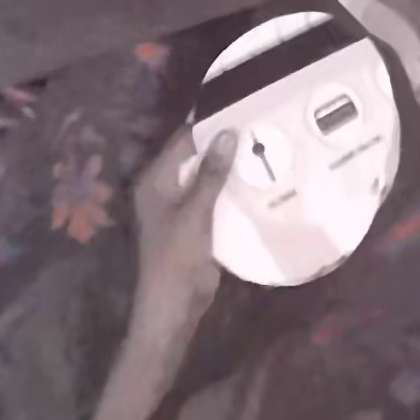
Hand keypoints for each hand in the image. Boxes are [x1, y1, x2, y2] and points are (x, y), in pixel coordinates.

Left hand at [130, 127, 237, 337]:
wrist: (173, 312)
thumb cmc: (175, 259)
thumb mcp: (195, 214)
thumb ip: (211, 174)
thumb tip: (228, 131)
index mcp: (156, 179)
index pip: (183, 140)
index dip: (209, 124)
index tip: (239, 107)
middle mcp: (166, 186)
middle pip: (196, 155)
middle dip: (223, 143)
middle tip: (257, 123)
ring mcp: (181, 204)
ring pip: (208, 174)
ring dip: (230, 164)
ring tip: (263, 143)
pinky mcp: (197, 220)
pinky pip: (215, 194)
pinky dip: (231, 185)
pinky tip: (257, 176)